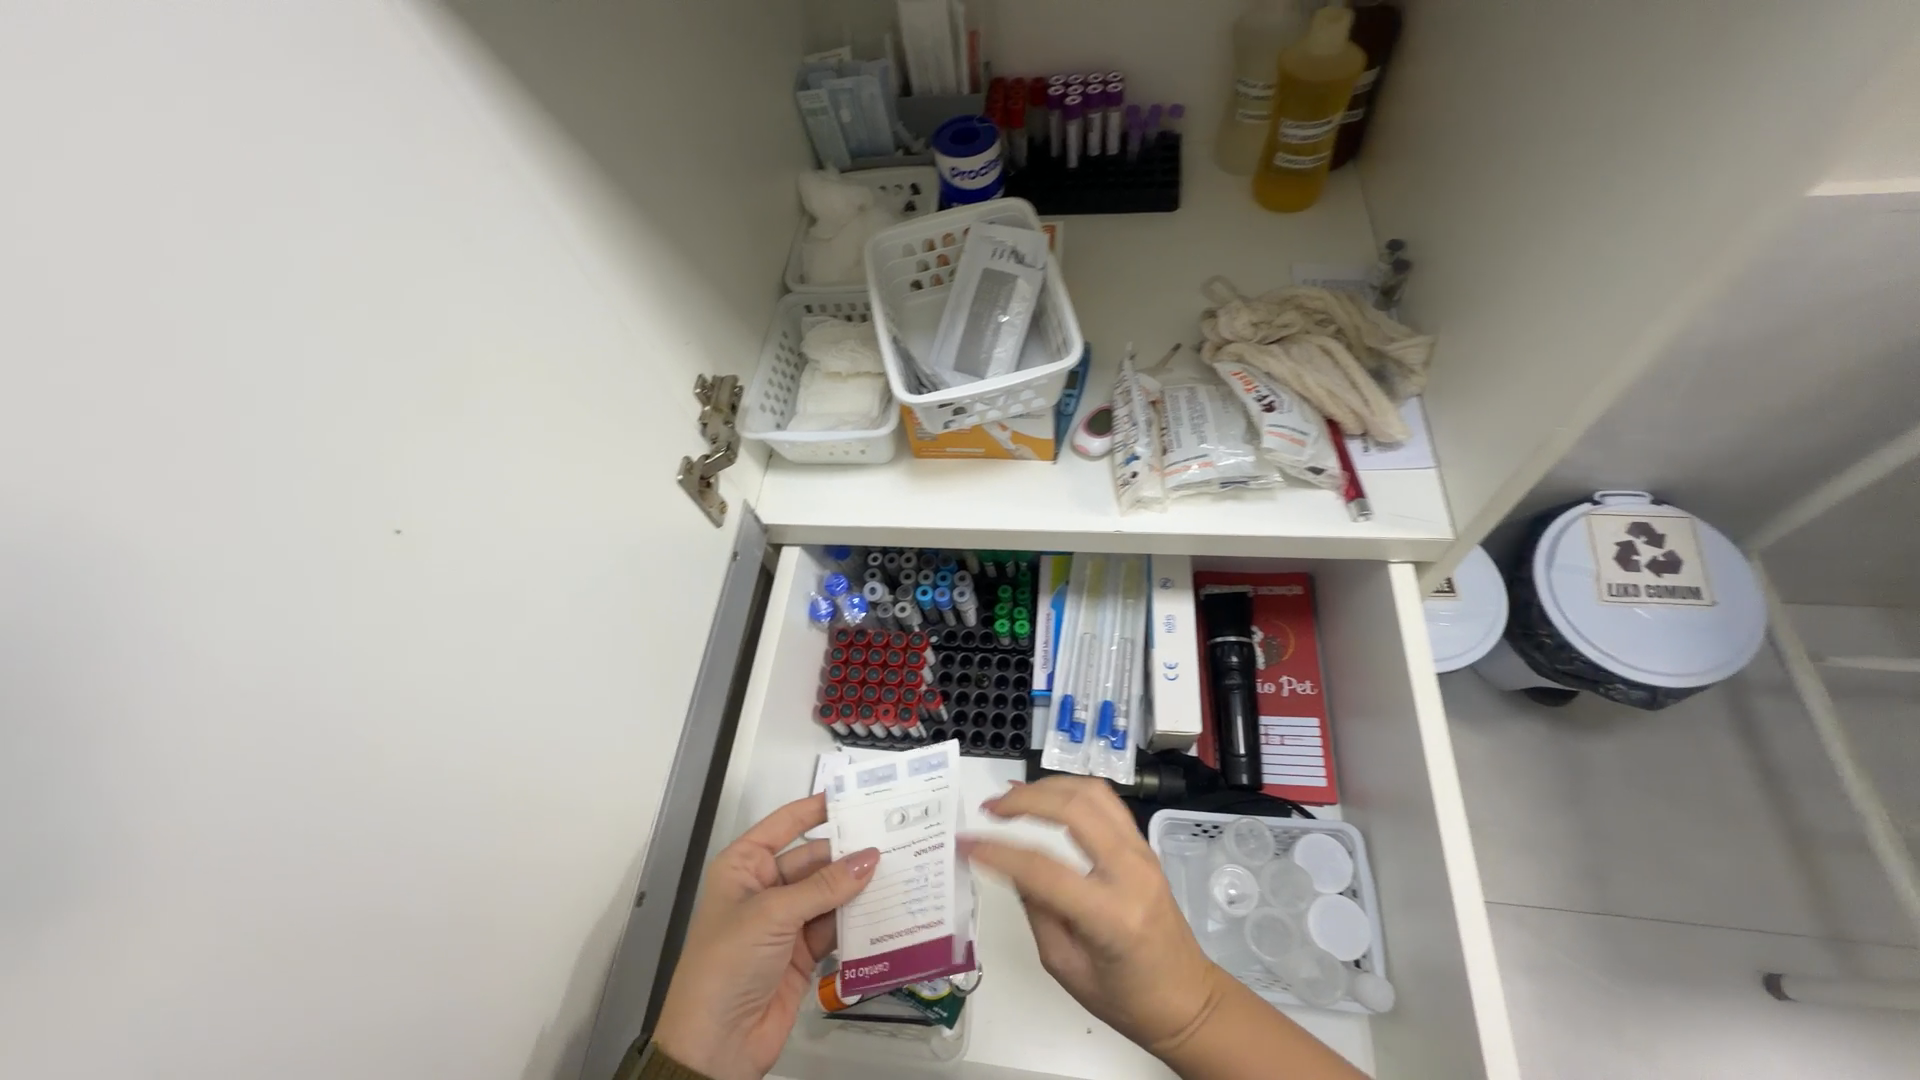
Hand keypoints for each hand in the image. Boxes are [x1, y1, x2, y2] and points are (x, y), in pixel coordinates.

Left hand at [652, 794, 878, 1079]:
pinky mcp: (804, 953)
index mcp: (744, 866)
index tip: (856, 797)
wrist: (715, 1044)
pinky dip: (858, 920)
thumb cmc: (727, 964)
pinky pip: (836, 927)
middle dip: (849, 853)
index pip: (785, 824)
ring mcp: (786, 922)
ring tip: (900, 870)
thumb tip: (870, 859)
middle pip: (815, 860)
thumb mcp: (772, 915)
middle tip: (894, 840)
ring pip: (830, 893)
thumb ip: (824, 887)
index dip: (817, 808)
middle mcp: (766, 888)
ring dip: (859, 887)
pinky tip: (886, 908)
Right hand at [961, 777, 1229, 1056]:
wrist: (1187, 999)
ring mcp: (1143, 853)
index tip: (965, 843)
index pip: (1043, 869)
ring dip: (1048, 786)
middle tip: (990, 808)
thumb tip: (1010, 864)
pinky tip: (1045, 797)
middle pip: (1074, 810)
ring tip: (1012, 797)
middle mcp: (1131, 872)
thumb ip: (1037, 909)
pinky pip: (1106, 802)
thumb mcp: (1065, 966)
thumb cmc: (1125, 998)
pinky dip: (1070, 790)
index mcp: (1111, 915)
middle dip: (1024, 800)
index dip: (998, 852)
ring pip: (1093, 793)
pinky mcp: (1145, 845)